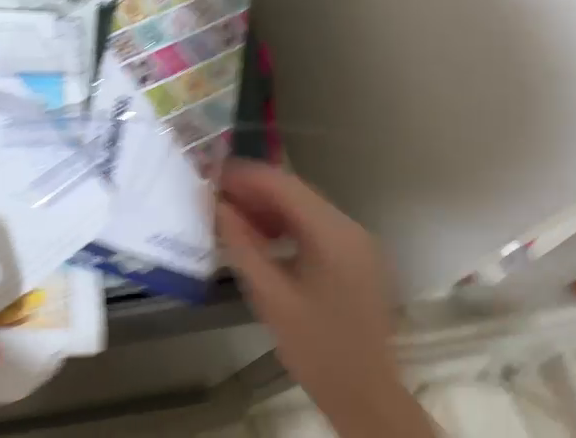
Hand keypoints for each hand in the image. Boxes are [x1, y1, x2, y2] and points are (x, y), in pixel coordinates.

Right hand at [216, 160, 433, 436]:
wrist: (367, 398)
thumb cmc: (317, 350)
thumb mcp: (270, 297)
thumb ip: (240, 244)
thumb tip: (215, 204)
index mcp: (334, 235)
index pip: (282, 184)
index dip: (242, 176)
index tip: (208, 176)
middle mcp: (350, 229)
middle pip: (294, 191)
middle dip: (252, 190)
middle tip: (214, 198)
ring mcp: (357, 243)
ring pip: (304, 206)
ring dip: (267, 207)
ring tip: (232, 219)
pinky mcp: (356, 258)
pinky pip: (315, 226)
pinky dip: (286, 225)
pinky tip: (262, 240)